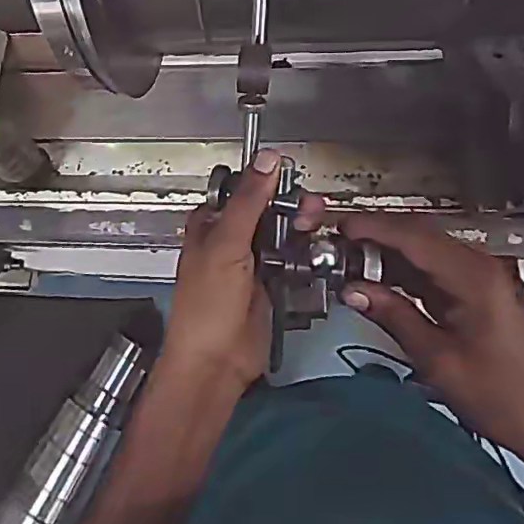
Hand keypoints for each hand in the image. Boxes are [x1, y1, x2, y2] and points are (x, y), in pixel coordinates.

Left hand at [160, 149, 323, 396]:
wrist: (217, 364)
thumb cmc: (207, 305)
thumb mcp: (227, 244)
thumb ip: (250, 200)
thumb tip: (266, 159)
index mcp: (211, 223)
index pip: (243, 188)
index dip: (267, 180)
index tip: (291, 175)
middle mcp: (231, 238)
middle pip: (268, 208)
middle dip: (291, 205)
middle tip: (310, 209)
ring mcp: (252, 261)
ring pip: (284, 232)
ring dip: (301, 227)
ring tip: (315, 226)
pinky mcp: (272, 282)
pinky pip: (294, 258)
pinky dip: (306, 252)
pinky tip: (316, 249)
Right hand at [338, 212, 523, 450]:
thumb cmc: (496, 395)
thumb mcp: (436, 359)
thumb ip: (393, 315)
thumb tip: (352, 289)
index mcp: (472, 277)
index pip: (414, 237)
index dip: (373, 228)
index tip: (340, 228)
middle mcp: (475, 266)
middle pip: (416, 233)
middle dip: (374, 233)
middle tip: (335, 241)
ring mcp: (473, 275)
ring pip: (419, 247)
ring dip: (384, 249)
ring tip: (347, 257)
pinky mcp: (468, 288)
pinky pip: (427, 266)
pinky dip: (398, 267)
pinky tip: (373, 276)